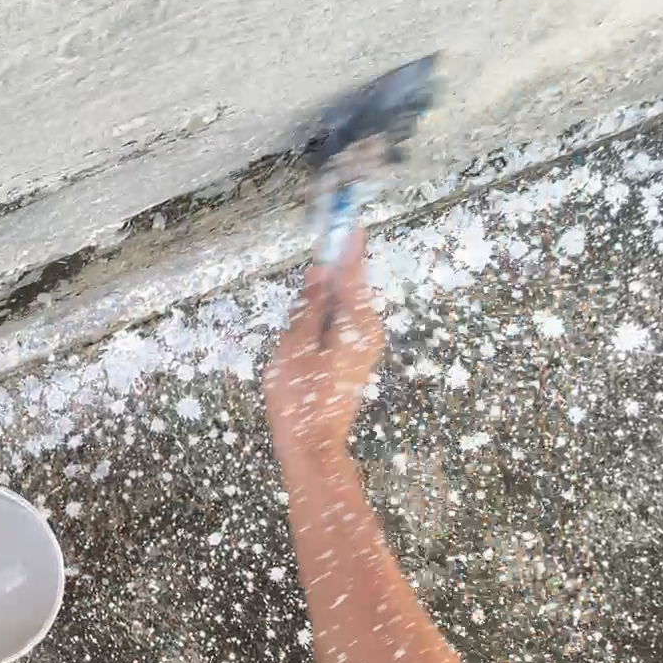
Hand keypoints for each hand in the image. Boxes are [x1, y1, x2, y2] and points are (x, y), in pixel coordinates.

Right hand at [263, 230, 385, 468]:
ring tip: (304, 295)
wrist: (312, 444)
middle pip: (351, 287)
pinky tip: (306, 322)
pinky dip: (326, 315)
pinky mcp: (354, 359)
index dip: (347, 244)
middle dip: (332, 272)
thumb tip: (320, 273)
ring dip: (326, 296)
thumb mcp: (294, 346)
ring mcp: (364, 346)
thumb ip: (309, 306)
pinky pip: (341, 324)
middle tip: (317, 252)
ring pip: (344, 307)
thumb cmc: (300, 399)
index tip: (348, 218)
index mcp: (357, 322)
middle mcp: (368, 330)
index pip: (354, 271)